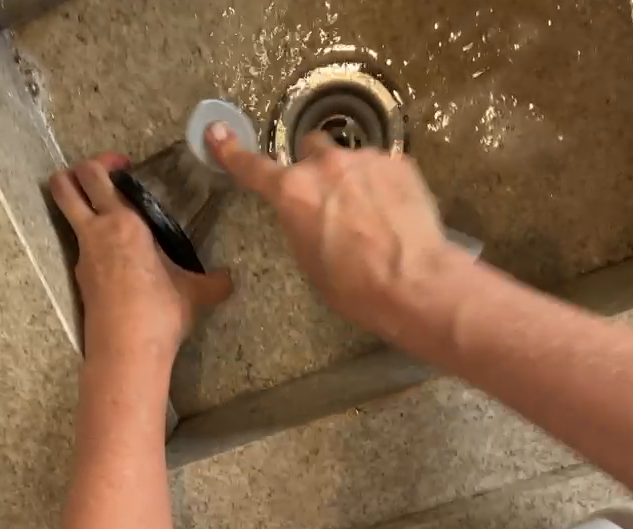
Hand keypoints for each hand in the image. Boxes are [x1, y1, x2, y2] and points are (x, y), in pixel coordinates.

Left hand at [50, 153, 231, 363]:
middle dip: (75, 172)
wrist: (126, 351)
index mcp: (125, 223)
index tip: (125, 166)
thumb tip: (230, 280)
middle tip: (101, 177)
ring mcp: (84, 256)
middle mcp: (96, 232)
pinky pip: (82, 248)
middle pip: (65, 185)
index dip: (106, 162)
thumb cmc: (160, 313)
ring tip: (105, 213)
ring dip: (77, 204)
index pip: (98, 175)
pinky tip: (116, 259)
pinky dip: (93, 242)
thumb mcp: (194, 295)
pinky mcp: (82, 280)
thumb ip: (213, 282)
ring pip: (66, 214)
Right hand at [207, 126, 461, 339]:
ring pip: (349, 159)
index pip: (255, 169)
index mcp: (293, 194)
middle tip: (328, 199)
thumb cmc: (355, 287)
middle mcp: (325, 166)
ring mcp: (365, 159)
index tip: (219, 136)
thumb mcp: (311, 264)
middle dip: (314, 167)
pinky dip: (382, 185)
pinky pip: (381, 168)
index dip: (234, 154)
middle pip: (310, 149)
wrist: (412, 282)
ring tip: (370, 216)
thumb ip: (300, 225)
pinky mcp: (399, 163)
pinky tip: (392, 214)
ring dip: (352, 178)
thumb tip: (305, 214)